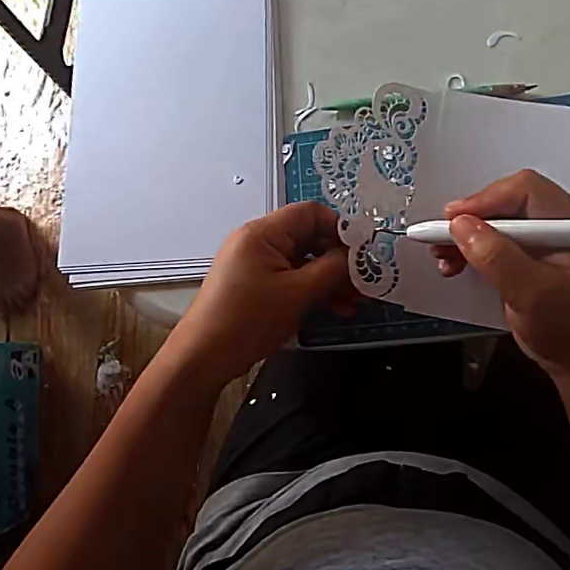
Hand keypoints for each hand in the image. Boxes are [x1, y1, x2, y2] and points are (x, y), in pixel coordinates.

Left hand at [173, 203, 354, 378]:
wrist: (203, 356)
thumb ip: (331, 269)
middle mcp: (258, 241)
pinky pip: (291, 278)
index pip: (310, 213)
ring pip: (302, 261)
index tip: (363, 252)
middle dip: (339, 259)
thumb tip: (354, 255)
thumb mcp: (297, 294)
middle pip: (308, 237)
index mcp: (263, 232)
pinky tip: (336, 308)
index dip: (340, 229)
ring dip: (330, 279)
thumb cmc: (247, 320)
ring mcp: (256, 263)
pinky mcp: (256, 285)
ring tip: (356, 302)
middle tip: (366, 281)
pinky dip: (312, 290)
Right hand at [432, 170, 569, 386]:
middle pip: (507, 202)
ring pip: (496, 219)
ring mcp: (544, 239)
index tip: (454, 221)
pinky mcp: (529, 253)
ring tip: (443, 255)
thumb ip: (498, 258)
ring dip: (466, 235)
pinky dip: (471, 247)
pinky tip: (454, 263)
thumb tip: (460, 225)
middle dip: (471, 219)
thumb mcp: (531, 294)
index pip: (526, 191)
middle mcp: (560, 224)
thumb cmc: (566, 331)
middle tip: (442, 238)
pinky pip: (495, 238)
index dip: (487, 200)